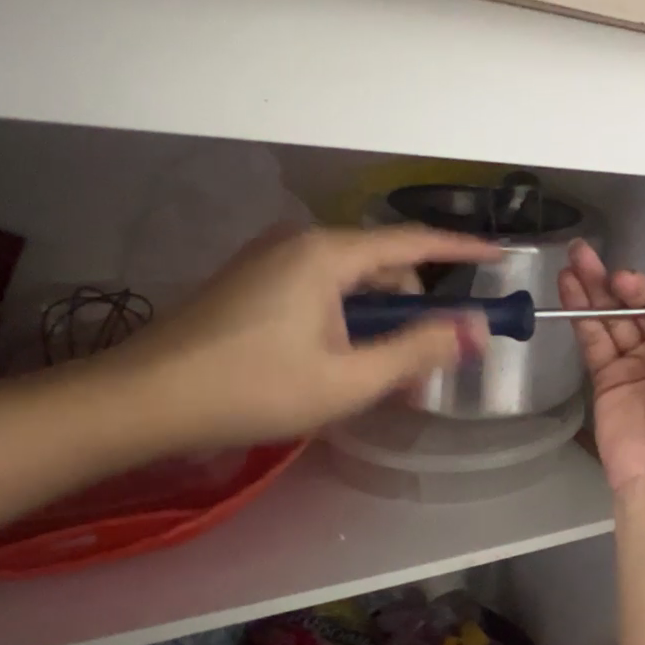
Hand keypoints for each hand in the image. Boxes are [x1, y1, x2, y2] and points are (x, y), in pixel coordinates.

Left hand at [104, 226, 498, 450]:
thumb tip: (477, 329)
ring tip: (387, 374)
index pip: (415, 242)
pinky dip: (350, 320)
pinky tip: (345, 362)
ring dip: (382, 321)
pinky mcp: (254, 284)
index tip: (503, 257)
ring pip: (354, 281)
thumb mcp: (348, 380)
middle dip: (417, 307)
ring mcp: (273, 261)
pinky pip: (324, 291)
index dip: (465, 249)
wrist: (140, 402)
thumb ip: (419, 350)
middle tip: (431, 361)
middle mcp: (301, 244)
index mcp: (327, 254)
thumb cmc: (251, 388)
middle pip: (385, 263)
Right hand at [558, 240, 644, 494]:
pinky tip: (569, 286)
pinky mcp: (607, 378)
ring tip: (575, 257)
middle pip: (643, 307)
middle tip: (601, 263)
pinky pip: (595, 339)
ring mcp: (637, 365)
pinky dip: (582, 313)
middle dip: (624, 283)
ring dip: (596, 288)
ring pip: (615, 318)